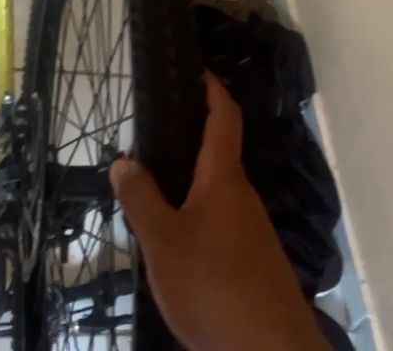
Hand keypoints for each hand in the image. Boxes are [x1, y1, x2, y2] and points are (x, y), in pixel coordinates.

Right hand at [111, 74, 328, 350]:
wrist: (269, 350)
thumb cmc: (214, 285)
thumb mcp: (163, 242)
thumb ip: (141, 200)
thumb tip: (123, 160)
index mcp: (223, 179)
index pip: (224, 118)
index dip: (212, 89)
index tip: (196, 69)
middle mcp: (243, 196)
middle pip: (219, 154)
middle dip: (189, 139)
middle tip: (149, 136)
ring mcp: (251, 229)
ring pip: (217, 191)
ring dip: (190, 182)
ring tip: (150, 190)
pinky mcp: (253, 260)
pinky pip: (221, 220)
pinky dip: (197, 214)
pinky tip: (175, 239)